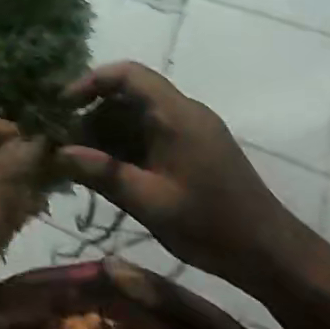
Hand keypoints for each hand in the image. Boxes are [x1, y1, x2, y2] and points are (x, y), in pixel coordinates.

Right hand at [58, 62, 309, 282]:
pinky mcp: (193, 148)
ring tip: (80, 160)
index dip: (91, 82)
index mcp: (177, 115)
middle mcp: (184, 112)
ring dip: (106, 131)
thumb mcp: (150, 202)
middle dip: (92, 113)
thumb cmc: (211, 225)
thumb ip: (103, 174)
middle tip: (65, 141)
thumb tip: (58, 154)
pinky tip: (107, 171)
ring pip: (137, 114)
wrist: (271, 254)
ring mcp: (191, 129)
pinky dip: (125, 144)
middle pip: (129, 93)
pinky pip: (150, 131)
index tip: (63, 106)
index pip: (128, 74)